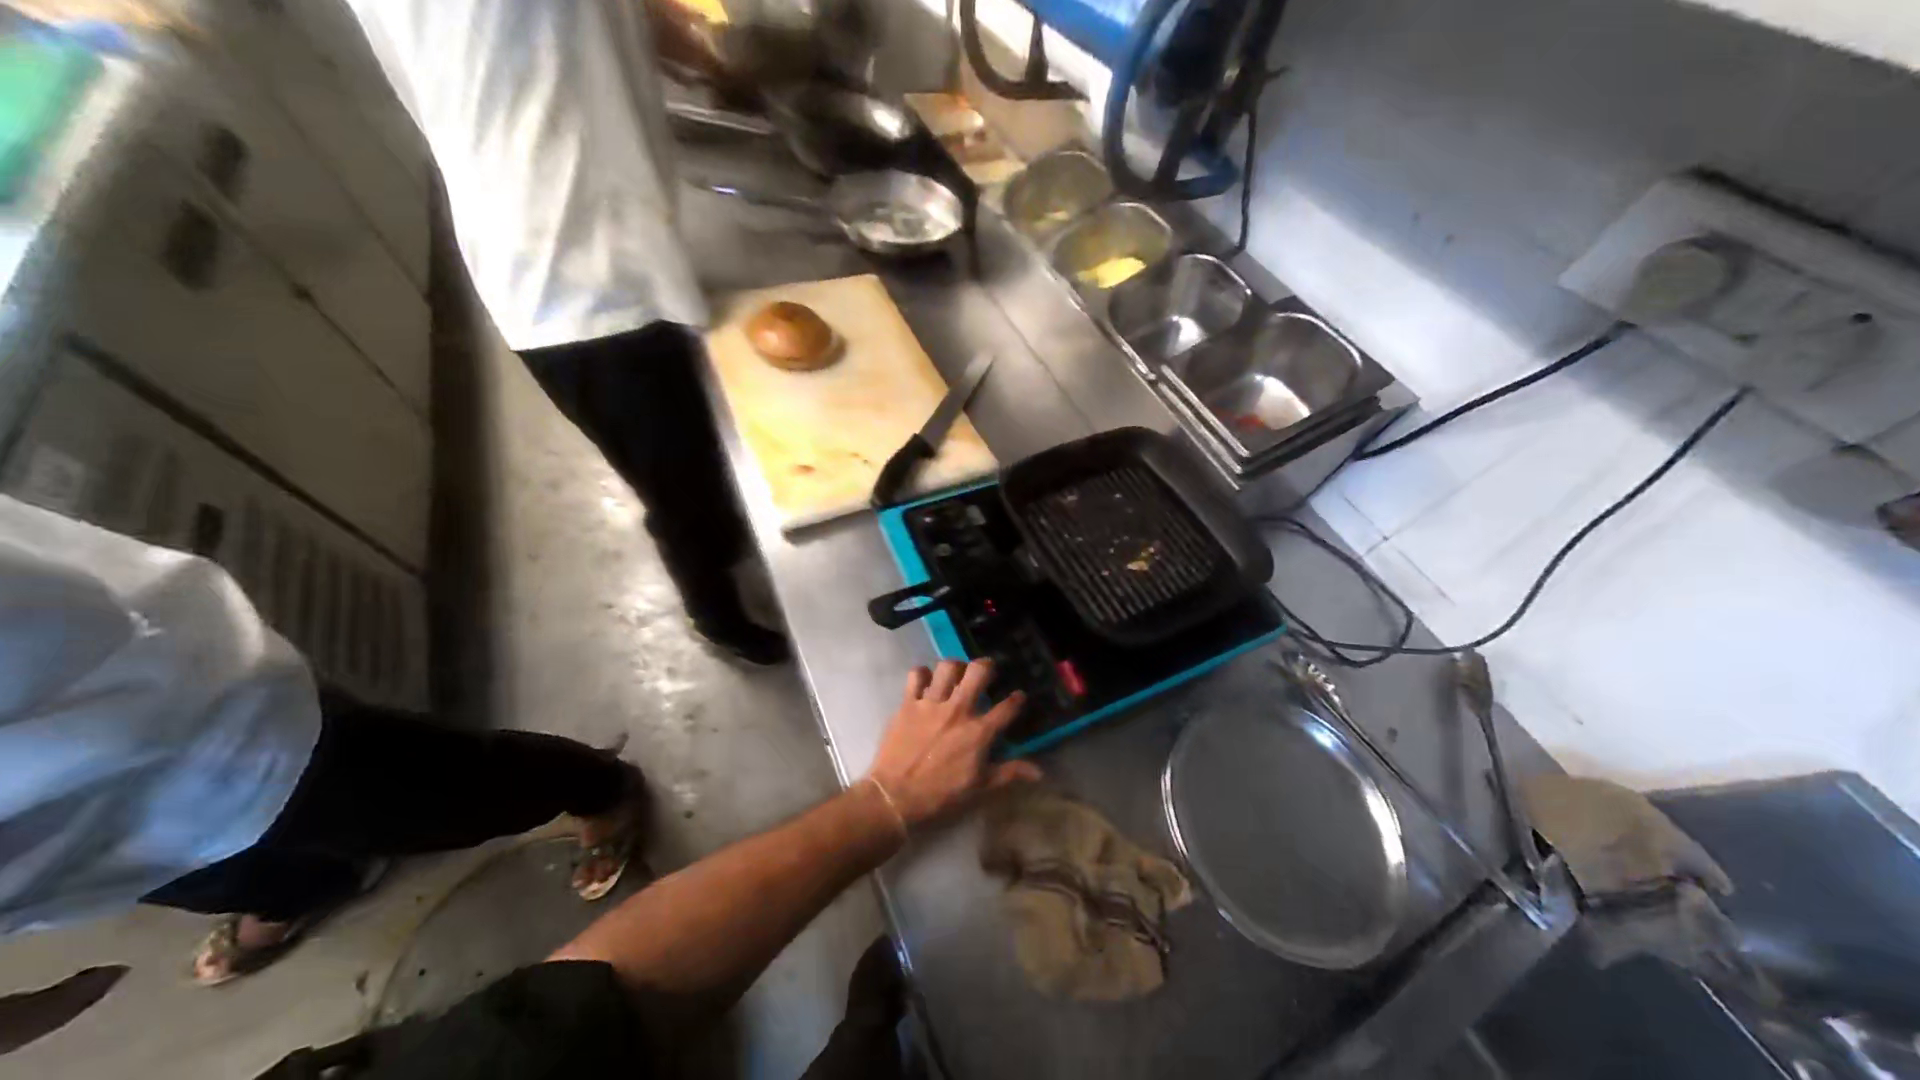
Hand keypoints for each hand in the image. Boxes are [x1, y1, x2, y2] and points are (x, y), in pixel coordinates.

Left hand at [865, 661, 1041, 828]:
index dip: (1017, 699)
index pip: (1007, 707)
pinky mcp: (908, 703)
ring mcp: (931, 704)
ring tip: (955, 674)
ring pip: (947, 667)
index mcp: (979, 732)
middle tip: (985, 671)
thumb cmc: (941, 795)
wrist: (896, 796)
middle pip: (978, 671)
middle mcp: (958, 710)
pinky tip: (925, 681)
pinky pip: (916, 675)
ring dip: (955, 667)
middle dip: (986, 666)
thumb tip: (1039, 772)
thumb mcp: (980, 788)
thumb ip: (1009, 773)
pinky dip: (922, 674)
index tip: (1018, 696)